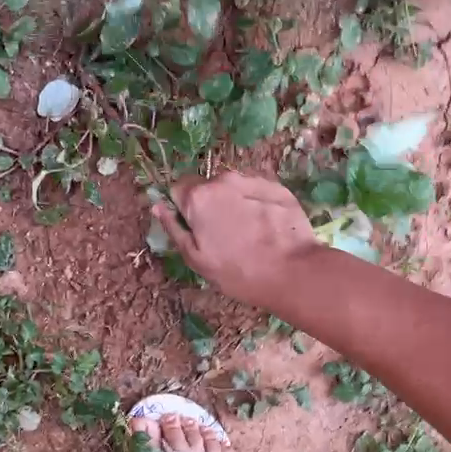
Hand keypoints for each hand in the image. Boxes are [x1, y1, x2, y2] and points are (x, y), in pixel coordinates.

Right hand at [156, 172, 320, 308]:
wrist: (292, 271)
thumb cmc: (236, 271)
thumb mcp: (196, 258)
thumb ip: (174, 228)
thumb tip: (158, 207)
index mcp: (198, 197)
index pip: (178, 188)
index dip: (183, 208)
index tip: (194, 228)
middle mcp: (223, 180)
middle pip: (207, 187)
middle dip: (209, 205)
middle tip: (222, 236)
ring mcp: (253, 180)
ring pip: (232, 188)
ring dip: (233, 204)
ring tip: (247, 233)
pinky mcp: (278, 187)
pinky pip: (256, 192)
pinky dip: (255, 205)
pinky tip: (265, 228)